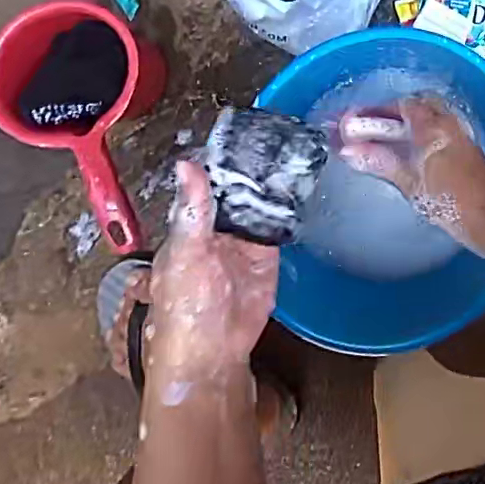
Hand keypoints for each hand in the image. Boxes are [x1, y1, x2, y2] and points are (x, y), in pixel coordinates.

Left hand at [146, 155, 279, 380]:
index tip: (242, 129)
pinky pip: (277, 221)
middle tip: (276, 133)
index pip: (207, 180)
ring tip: (291, 148)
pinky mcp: (266, 251)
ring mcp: (243, 237)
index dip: (222, 157)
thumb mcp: (186, 254)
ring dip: (270, 181)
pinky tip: (299, 182)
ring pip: (258, 200)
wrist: (215, 354)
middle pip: (236, 186)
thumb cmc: (185, 308)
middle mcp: (217, 224)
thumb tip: (186, 164)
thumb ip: (192, 210)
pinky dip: (286, 205)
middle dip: (252, 165)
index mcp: (191, 221)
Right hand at [337, 95, 484, 245]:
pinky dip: (422, 132)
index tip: (356, 122)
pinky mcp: (466, 147)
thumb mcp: (409, 182)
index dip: (376, 111)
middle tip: (372, 128)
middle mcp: (448, 122)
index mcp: (432, 126)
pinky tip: (411, 150)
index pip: (401, 105)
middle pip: (417, 105)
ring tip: (387, 139)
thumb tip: (348, 151)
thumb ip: (379, 161)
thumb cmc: (449, 201)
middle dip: (393, 113)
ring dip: (408, 122)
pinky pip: (439, 128)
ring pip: (430, 116)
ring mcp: (459, 134)